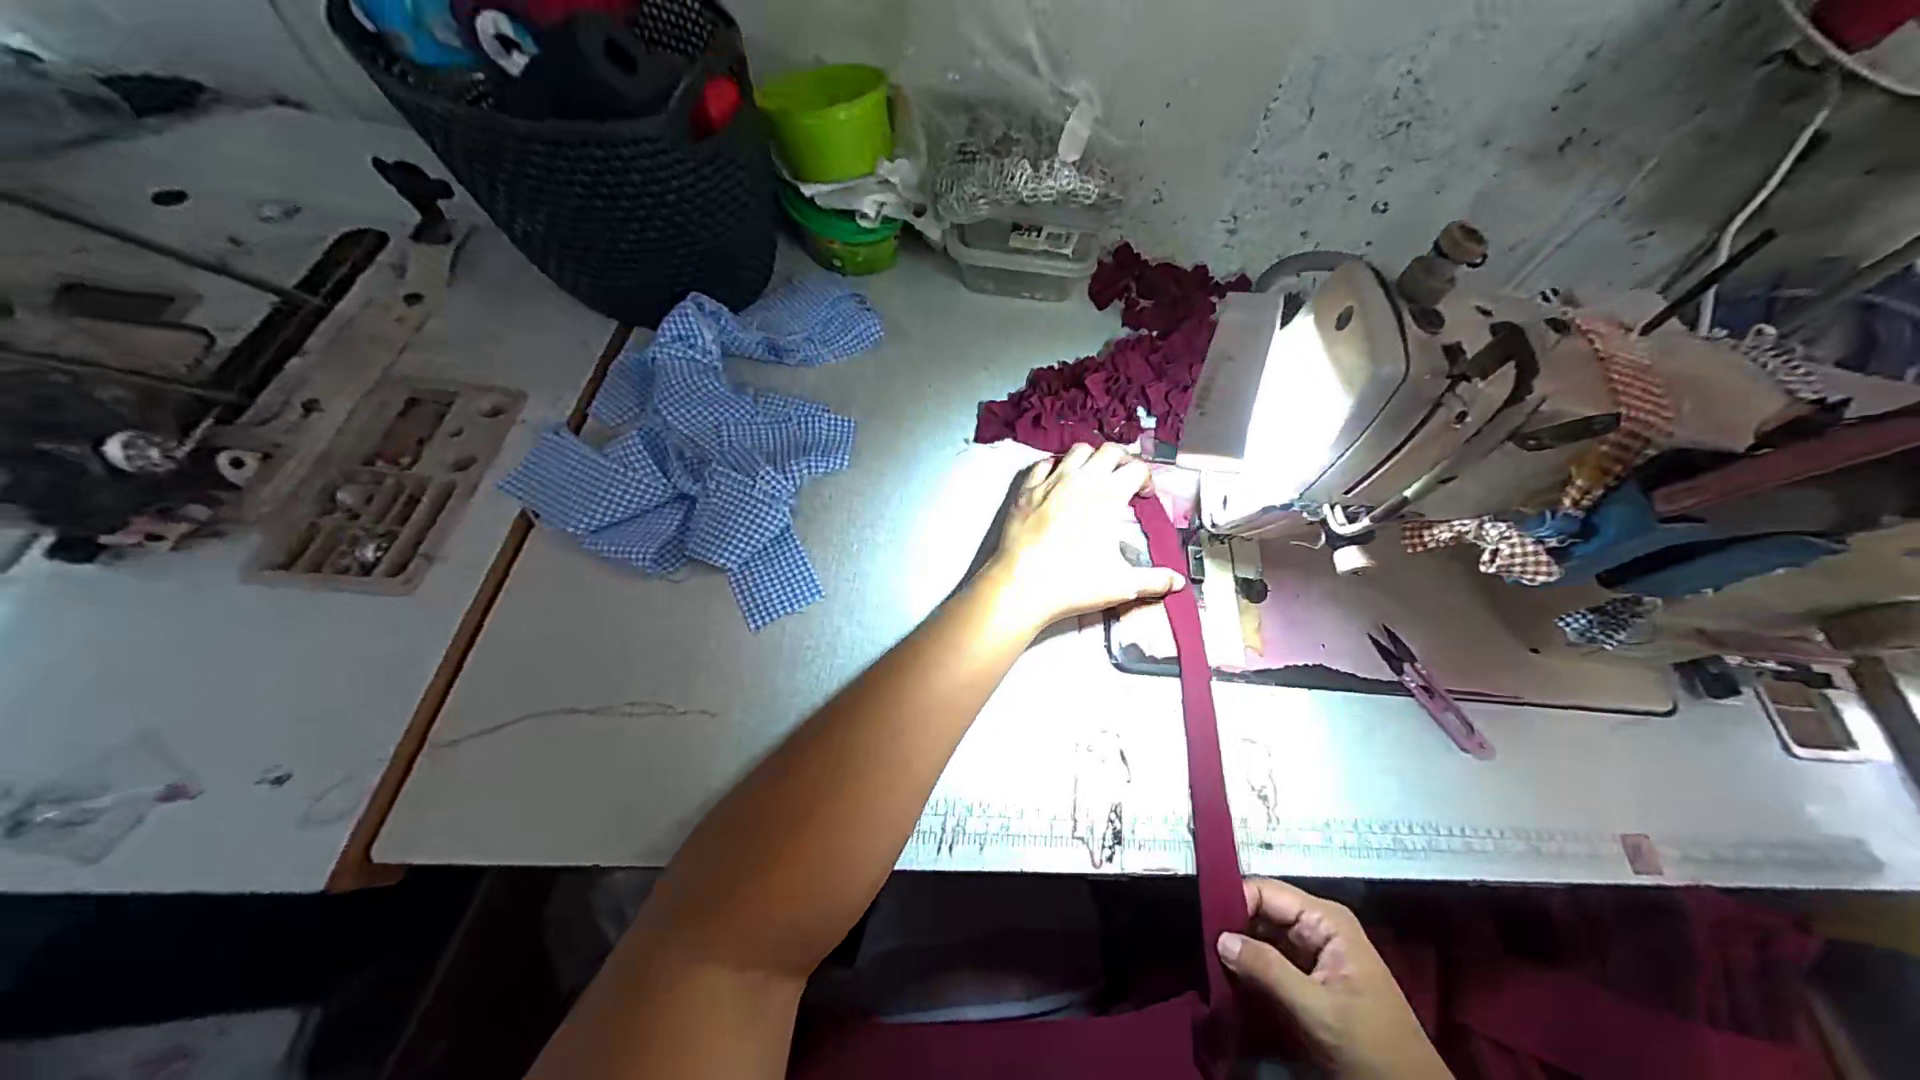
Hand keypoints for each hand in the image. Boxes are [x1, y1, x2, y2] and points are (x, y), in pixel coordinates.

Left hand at [979, 442, 1185, 634]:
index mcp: (1109, 495)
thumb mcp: (1122, 585)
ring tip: (1093, 477)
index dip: (1147, 479)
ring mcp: (1051, 481)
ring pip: (1077, 451)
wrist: (1021, 585)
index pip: (1137, 468)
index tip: (1144, 496)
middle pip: (1110, 450)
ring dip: (1091, 458)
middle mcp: (1081, 479)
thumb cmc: (1073, 583)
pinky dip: (1056, 467)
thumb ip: (1154, 580)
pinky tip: (1059, 482)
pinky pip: (1044, 464)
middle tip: (1123, 480)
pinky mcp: (1026, 490)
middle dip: (1122, 461)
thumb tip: (1177, 583)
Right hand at [1218, 878, 1450, 1079]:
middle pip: (1259, 912)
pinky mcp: (1307, 978)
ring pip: (1260, 937)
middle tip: (1201, 949)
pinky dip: (1249, 970)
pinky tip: (1228, 981)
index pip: (1264, 891)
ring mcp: (1313, 952)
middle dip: (1231, 928)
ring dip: (1237, 952)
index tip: (1203, 925)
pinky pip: (1268, 961)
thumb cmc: (1373, 1049)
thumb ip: (1267, 970)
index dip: (1232, 901)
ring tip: (1209, 964)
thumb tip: (1219, 937)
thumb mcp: (1318, 1010)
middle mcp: (1317, 927)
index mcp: (1326, 920)